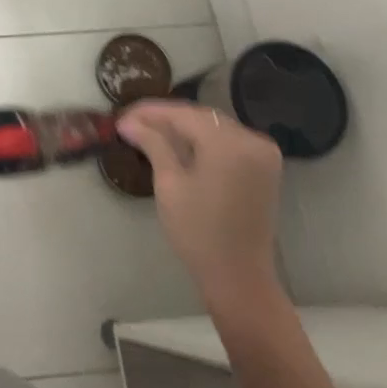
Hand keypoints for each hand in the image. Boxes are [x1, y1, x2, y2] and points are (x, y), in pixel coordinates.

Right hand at [116, 101, 283, 305]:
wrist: (238, 275)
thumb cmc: (198, 232)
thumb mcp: (170, 184)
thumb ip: (153, 144)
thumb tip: (128, 122)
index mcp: (229, 144)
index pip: (183, 114)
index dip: (150, 112)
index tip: (122, 115)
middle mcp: (252, 140)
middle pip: (201, 117)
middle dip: (166, 118)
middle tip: (132, 123)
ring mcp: (263, 152)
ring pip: (214, 127)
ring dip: (184, 127)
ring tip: (150, 132)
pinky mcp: (265, 166)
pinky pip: (228, 141)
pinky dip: (204, 139)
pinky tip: (180, 144)